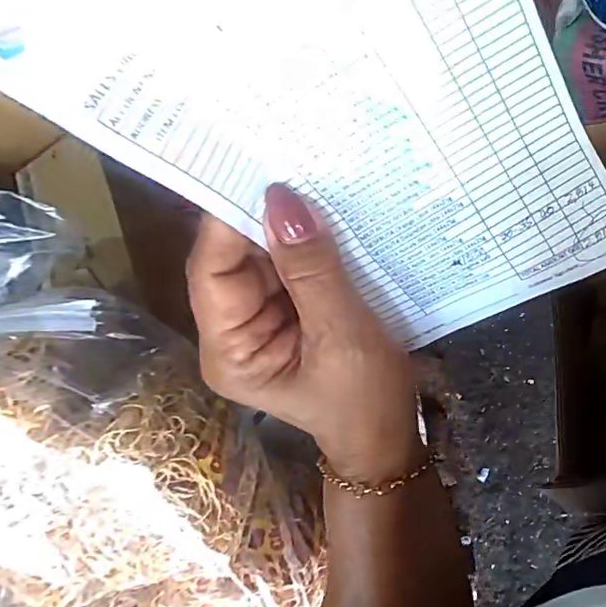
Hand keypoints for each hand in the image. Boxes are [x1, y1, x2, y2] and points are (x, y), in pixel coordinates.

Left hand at [188, 185, 417, 480]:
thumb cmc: (366, 401)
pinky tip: (330, 216)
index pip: (214, 273)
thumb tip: (282, 201)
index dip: (231, 224)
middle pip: (236, 261)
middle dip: (265, 221)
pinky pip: (293, 268)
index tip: (263, 178)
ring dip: (292, 228)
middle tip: (296, 169)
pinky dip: (310, 245)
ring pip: (267, 258)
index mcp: (229, 351)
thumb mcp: (342, 336)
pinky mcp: (291, 312)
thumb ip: (312, 270)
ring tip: (317, 184)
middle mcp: (234, 331)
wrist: (391, 437)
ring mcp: (263, 321)